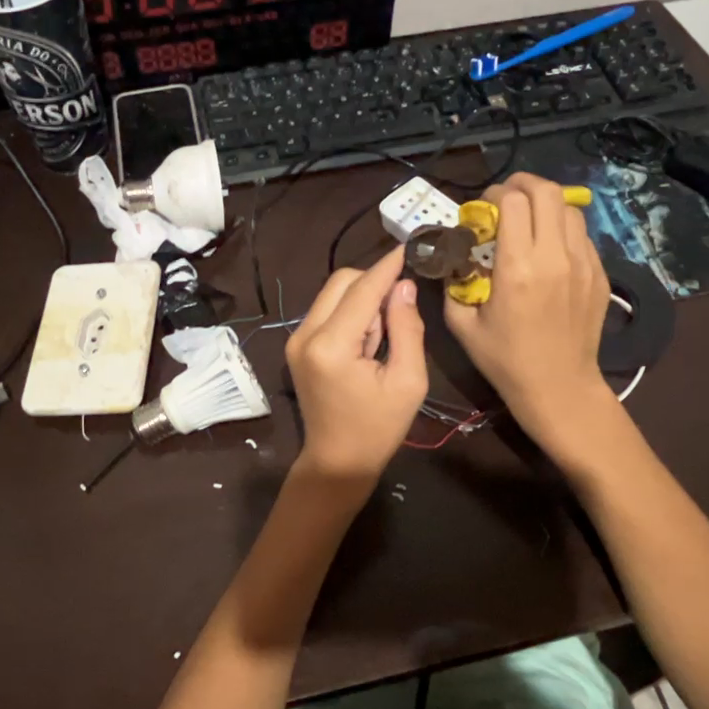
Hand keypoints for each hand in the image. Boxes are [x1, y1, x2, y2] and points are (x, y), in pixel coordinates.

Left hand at [285, 247, 428, 479]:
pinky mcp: (297, 345)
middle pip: (342, 281)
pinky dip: (351, 314)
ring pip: (334, 293)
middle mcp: (305, 334)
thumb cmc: (378, 428)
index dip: (388, 266)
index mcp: (331, 345)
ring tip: (383, 339)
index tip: (412, 246)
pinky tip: (367, 343)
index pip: (363, 289)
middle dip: (375, 283)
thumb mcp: (408, 381)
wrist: (337, 462)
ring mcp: (296, 338)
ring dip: (363, 301)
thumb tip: (404, 286)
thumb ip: (407, 329)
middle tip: (401, 311)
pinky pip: (328, 311)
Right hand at [445, 173, 615, 445]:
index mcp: (518, 268)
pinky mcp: (599, 274)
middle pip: (546, 192)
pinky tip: (549, 247)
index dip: (495, 194)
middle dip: (523, 185)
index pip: (512, 202)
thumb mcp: (462, 325)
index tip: (483, 207)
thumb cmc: (505, 360)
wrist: (559, 387)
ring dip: (546, 205)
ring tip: (529, 219)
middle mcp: (554, 258)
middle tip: (506, 197)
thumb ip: (454, 284)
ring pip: (569, 209)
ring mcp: (583, 264)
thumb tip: (453, 256)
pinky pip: (582, 235)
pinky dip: (562, 229)